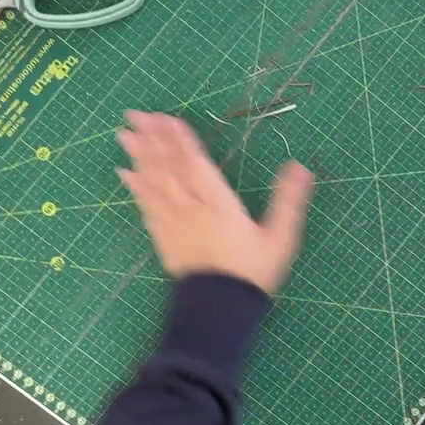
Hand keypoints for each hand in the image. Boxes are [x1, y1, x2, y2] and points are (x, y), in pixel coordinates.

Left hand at [116, 111, 312, 293]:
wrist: (221, 309)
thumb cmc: (253, 273)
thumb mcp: (280, 237)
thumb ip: (288, 200)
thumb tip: (300, 168)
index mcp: (219, 203)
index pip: (195, 163)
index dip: (180, 139)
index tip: (166, 117)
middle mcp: (191, 208)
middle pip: (168, 168)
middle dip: (152, 140)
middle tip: (134, 115)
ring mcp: (174, 223)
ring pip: (153, 184)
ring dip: (138, 158)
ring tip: (124, 135)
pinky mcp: (164, 238)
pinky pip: (146, 207)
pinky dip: (135, 188)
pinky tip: (125, 173)